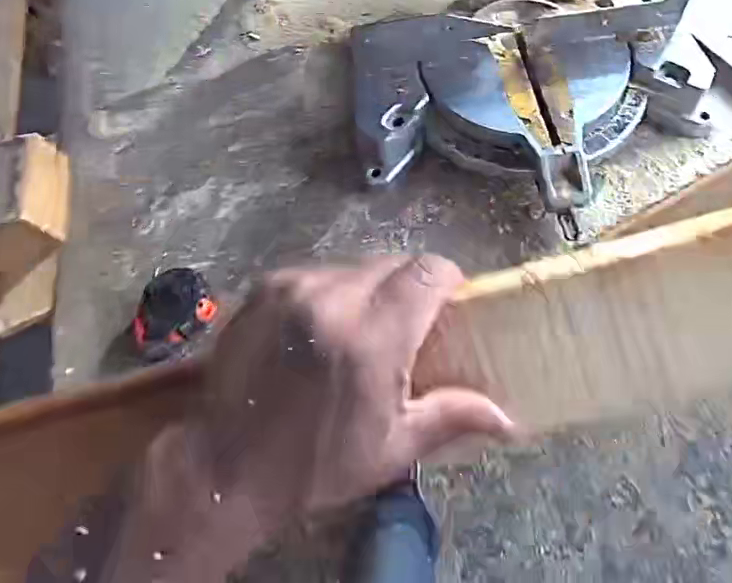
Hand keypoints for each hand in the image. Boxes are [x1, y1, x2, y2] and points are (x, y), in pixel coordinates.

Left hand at [113, 255, 513, 578]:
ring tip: (359, 331)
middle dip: (409, 288)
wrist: (220, 466)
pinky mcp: (268, 283)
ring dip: (369, 290)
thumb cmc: (314, 464)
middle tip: (405, 327)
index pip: (428, 271)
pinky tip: (320, 328)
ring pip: (357, 267)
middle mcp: (334, 297)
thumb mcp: (390, 448)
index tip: (448, 304)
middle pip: (395, 265)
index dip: (447, 280)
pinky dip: (332, 292)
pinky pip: (321, 273)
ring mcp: (296, 285)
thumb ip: (453, 416)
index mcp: (370, 337)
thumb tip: (512, 420)